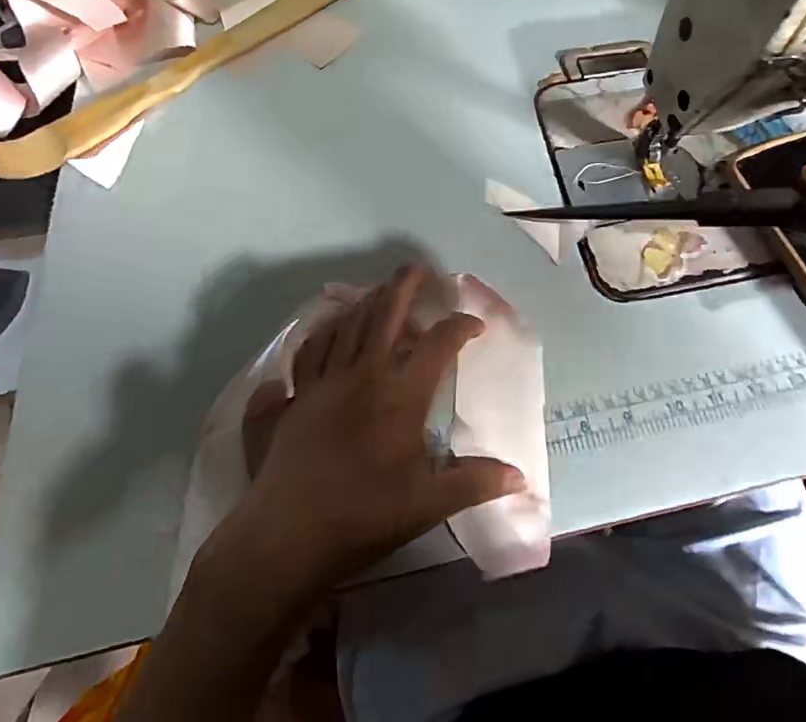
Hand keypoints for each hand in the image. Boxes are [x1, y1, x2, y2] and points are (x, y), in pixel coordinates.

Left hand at [223, 265, 523, 588]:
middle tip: (419, 268)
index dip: (460, 326)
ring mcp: (320, 384)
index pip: (438, 344)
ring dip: (365, 303)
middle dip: (405, 286)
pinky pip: (306, 352)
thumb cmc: (363, 516)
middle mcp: (361, 376)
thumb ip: (475, 482)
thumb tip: (521, 477)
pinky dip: (320, 333)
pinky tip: (326, 331)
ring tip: (379, 292)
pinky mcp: (290, 400)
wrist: (285, 538)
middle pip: (384, 316)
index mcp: (400, 395)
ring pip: (345, 327)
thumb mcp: (429, 503)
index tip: (475, 326)